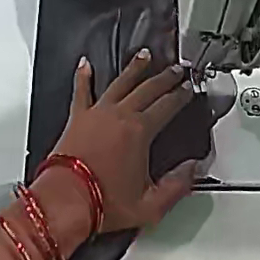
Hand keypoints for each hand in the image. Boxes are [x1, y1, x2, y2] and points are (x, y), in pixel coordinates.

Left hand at [42, 50, 199, 233]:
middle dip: (165, 77)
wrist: (66, 201)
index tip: (189, 87)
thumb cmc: (102, 202)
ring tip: (144, 56)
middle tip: (177, 69)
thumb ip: (178, 185)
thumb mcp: (151, 204)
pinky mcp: (76, 118)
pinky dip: (84, 76)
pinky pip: (81, 90)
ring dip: (134, 68)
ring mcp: (96, 114)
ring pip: (120, 82)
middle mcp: (119, 116)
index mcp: (139, 132)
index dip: (182, 94)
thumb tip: (193, 169)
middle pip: (148, 88)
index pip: (167, 105)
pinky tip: (85, 65)